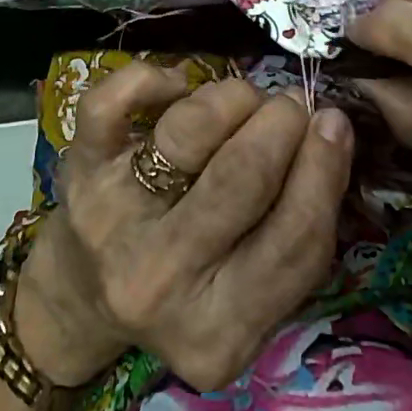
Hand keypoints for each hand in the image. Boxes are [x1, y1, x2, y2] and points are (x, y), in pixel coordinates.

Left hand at [12, 66, 353, 390]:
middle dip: (280, 125)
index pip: (293, 244)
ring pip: (185, 134)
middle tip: (293, 104)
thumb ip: (290, 235)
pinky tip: (178, 84)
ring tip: (247, 96)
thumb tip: (330, 130)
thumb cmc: (182, 293)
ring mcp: (111, 220)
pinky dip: (151, 79)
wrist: (82, 296)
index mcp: (218, 331)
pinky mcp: (77, 173)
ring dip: (231, 99)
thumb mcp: (245, 297)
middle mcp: (159, 279)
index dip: (323, 171)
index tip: (334, 123)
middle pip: (240, 179)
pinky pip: (109, 105)